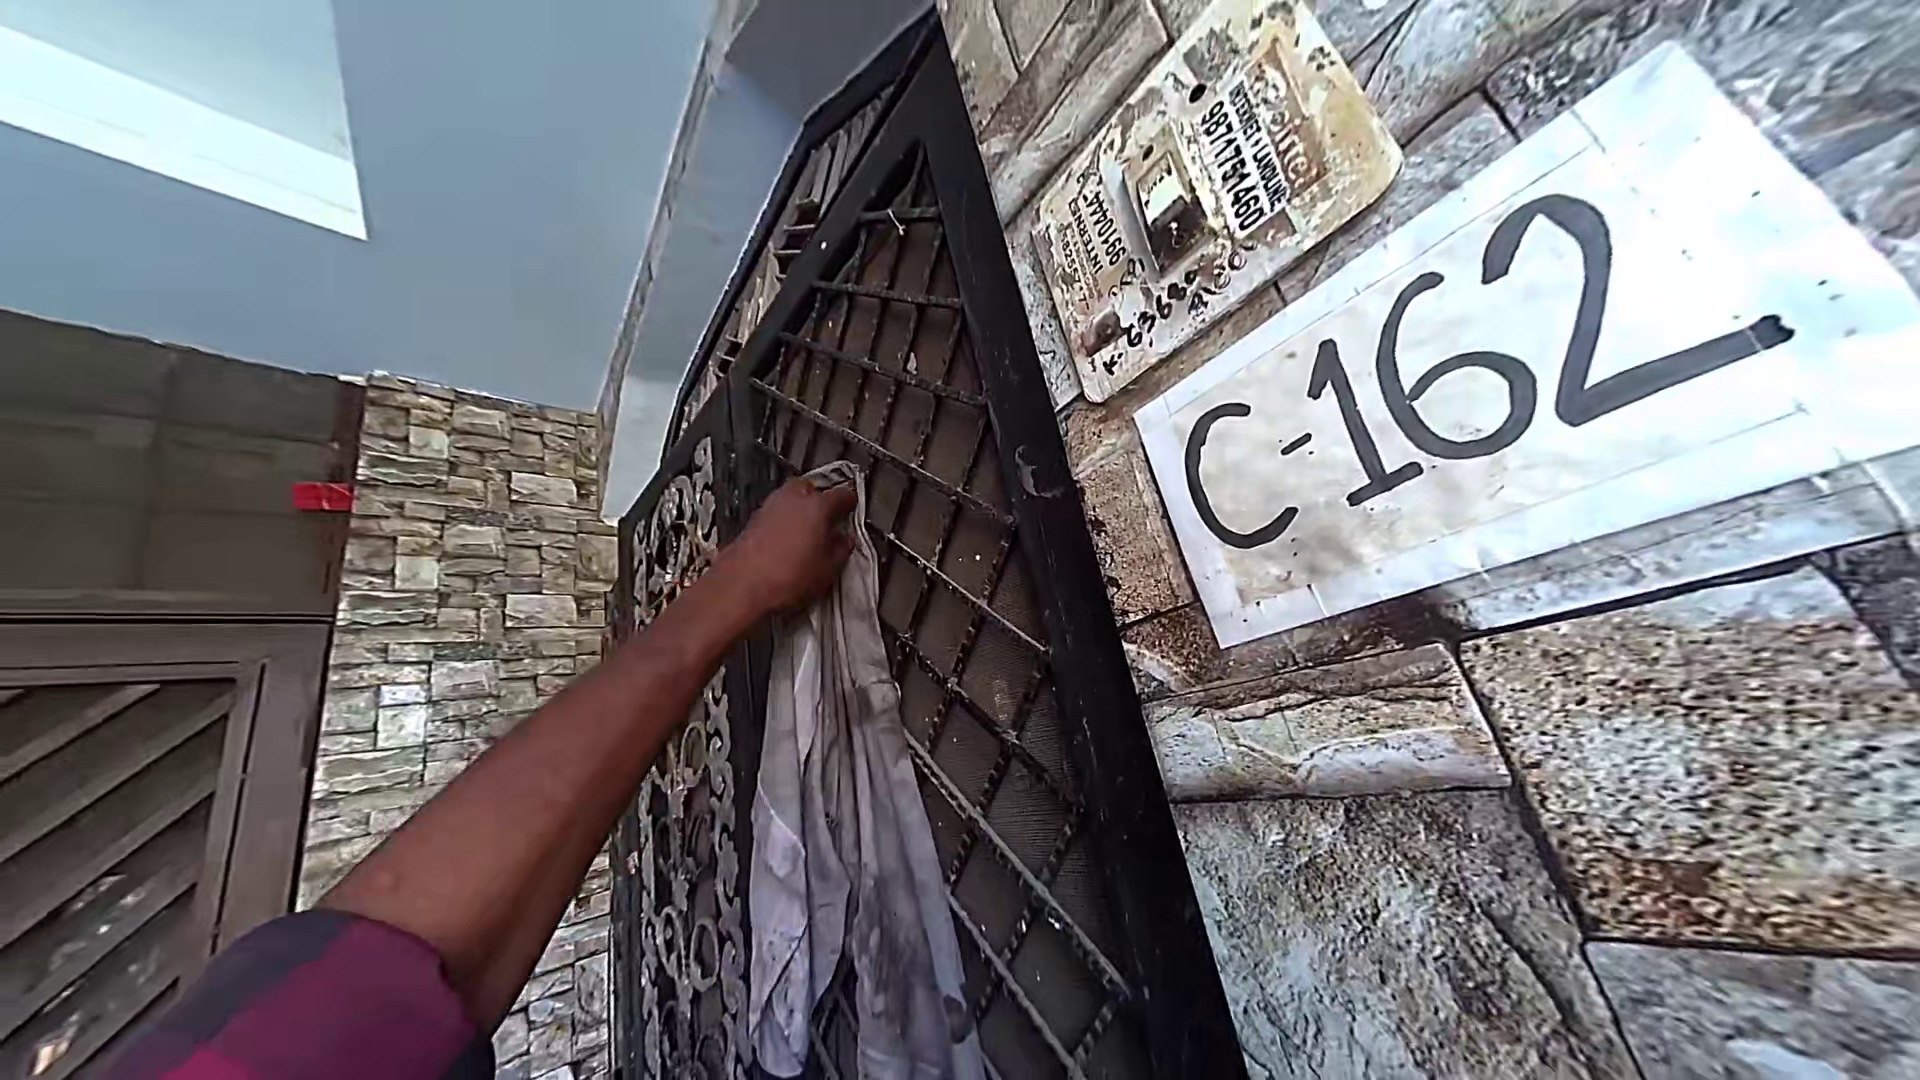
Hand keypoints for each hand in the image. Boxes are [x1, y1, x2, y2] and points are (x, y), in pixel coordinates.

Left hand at [714, 476, 857, 615]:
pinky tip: (787, 541)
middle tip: (829, 520)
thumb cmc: (786, 576)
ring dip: (800, 509)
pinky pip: (776, 512)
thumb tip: (845, 541)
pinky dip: (784, 520)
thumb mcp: (828, 569)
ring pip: (791, 498)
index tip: (852, 509)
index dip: (851, 503)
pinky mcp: (753, 519)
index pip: (843, 495)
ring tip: (808, 533)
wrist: (742, 586)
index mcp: (818, 506)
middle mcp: (793, 499)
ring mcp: (770, 506)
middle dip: (821, 500)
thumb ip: (842, 549)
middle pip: (813, 489)